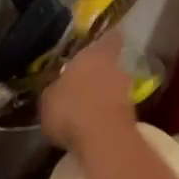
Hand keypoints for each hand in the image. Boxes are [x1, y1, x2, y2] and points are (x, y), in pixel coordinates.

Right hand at [41, 32, 136, 149]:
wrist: (102, 139)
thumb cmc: (69, 110)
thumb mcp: (47, 99)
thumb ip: (54, 88)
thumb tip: (57, 86)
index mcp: (94, 55)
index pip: (109, 38)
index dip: (105, 41)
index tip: (97, 47)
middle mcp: (115, 68)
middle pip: (110, 66)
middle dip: (98, 74)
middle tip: (81, 85)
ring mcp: (127, 92)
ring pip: (113, 88)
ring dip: (102, 96)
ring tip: (84, 110)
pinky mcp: (131, 116)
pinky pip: (114, 109)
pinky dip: (104, 115)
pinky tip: (90, 127)